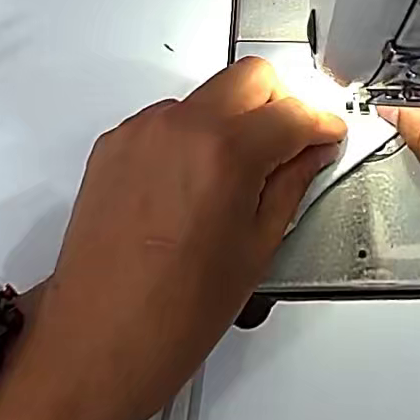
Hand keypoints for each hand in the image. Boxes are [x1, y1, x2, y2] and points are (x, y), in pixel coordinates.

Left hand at [0, 57, 345, 419]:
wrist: (92, 344)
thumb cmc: (176, 314)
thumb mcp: (256, 248)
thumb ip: (291, 183)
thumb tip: (312, 150)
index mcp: (225, 153)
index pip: (292, 111)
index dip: (321, 122)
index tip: (327, 134)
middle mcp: (181, 126)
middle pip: (252, 75)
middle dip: (282, 101)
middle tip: (292, 139)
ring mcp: (143, 130)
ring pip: (210, 92)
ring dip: (236, 116)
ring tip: (240, 169)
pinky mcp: (115, 142)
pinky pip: (171, 117)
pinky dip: (195, 133)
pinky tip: (197, 179)